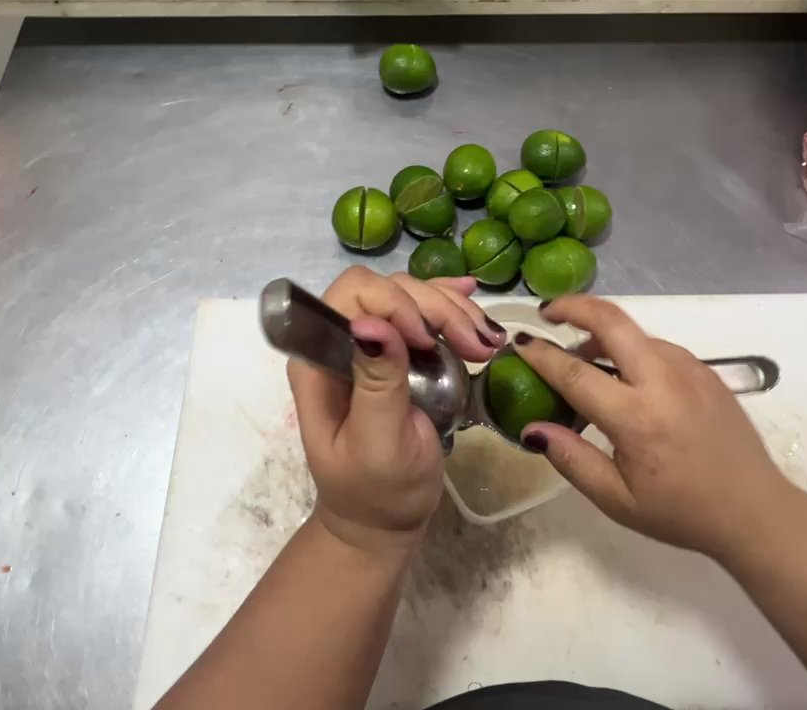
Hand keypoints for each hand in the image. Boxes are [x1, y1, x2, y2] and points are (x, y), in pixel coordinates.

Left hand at [287, 267, 504, 555]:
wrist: (385, 519)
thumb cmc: (377, 490)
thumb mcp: (378, 444)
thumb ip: (376, 383)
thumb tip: (370, 324)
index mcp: (319, 359)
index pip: (351, 294)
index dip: (393, 304)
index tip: (427, 342)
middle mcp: (341, 339)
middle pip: (388, 288)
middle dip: (435, 308)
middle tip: (476, 348)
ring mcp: (371, 340)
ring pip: (412, 294)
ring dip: (454, 310)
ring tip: (488, 343)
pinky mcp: (398, 349)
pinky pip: (423, 310)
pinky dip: (453, 304)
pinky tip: (473, 300)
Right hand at [513, 295, 793, 564]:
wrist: (755, 510)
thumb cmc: (681, 511)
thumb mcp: (617, 500)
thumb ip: (571, 460)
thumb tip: (532, 428)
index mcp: (636, 417)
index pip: (575, 372)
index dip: (541, 354)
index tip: (518, 342)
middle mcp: (662, 380)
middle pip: (610, 320)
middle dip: (572, 306)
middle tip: (547, 313)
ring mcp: (688, 368)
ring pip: (634, 332)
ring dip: (601, 333)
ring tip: (583, 359)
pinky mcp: (704, 369)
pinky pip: (657, 346)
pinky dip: (630, 349)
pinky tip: (626, 378)